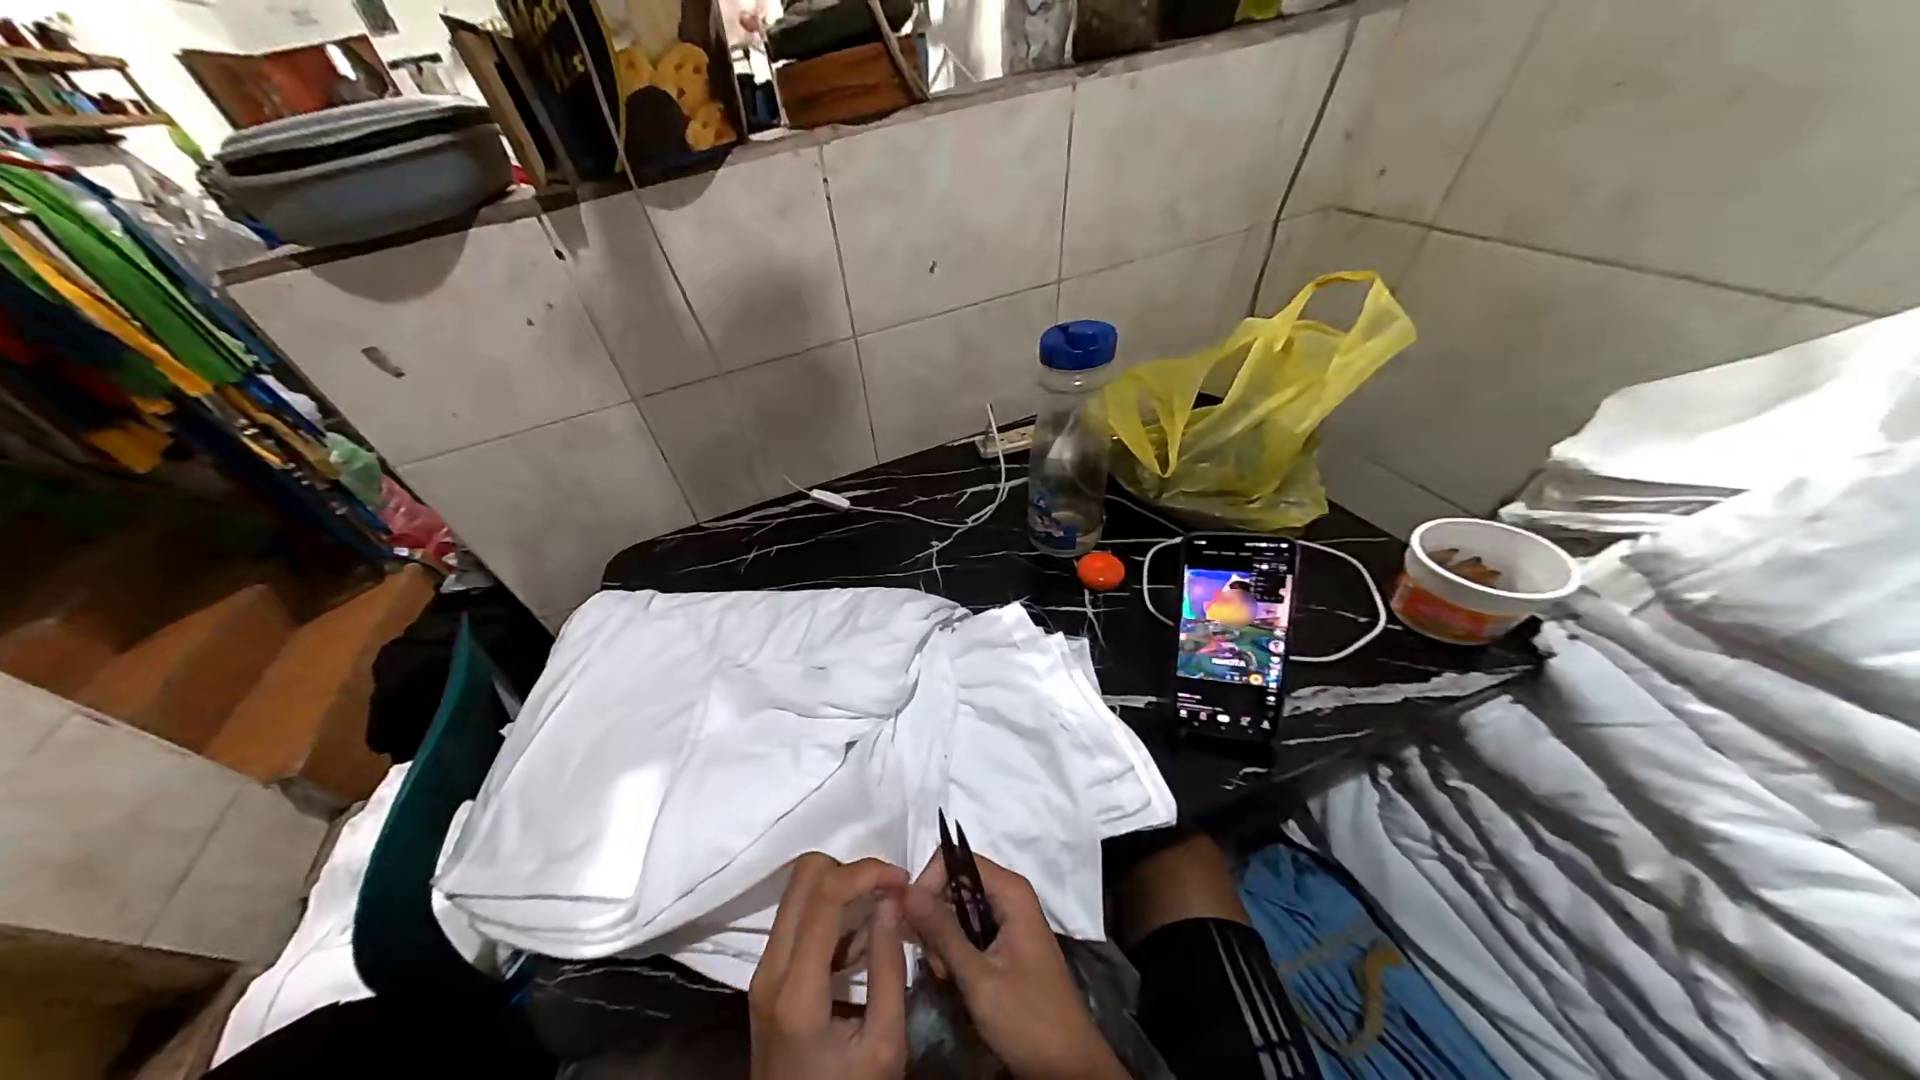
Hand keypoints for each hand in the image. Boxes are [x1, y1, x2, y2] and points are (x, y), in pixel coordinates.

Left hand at [750, 853, 910, 1079]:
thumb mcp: (885, 1045)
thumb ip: (890, 968)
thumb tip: (892, 899)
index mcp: (797, 992)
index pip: (824, 896)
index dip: (867, 873)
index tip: (903, 881)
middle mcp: (769, 969)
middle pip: (803, 877)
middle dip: (852, 871)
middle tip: (890, 893)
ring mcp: (762, 970)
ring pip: (798, 890)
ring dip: (843, 888)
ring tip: (880, 919)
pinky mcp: (767, 974)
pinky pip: (798, 916)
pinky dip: (832, 910)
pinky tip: (860, 944)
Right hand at [902, 853, 1128, 1079]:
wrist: (1067, 1066)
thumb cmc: (1028, 1019)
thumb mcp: (979, 977)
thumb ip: (942, 932)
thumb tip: (905, 890)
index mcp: (1010, 890)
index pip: (955, 859)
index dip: (928, 883)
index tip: (912, 921)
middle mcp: (1009, 894)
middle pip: (954, 883)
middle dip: (934, 917)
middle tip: (933, 959)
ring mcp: (1007, 917)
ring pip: (956, 908)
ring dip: (941, 938)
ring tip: (945, 974)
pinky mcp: (1002, 940)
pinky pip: (967, 928)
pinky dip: (953, 949)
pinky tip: (953, 976)